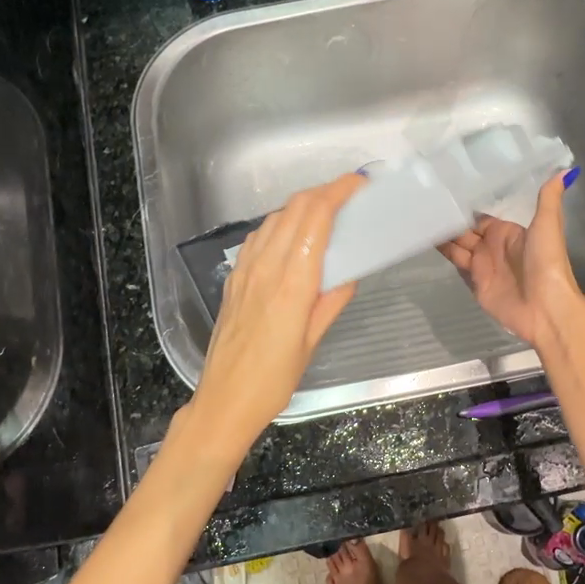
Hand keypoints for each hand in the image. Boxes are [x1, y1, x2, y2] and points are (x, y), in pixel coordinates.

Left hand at [178, 174, 364, 459]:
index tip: (359, 184)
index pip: (316, 218)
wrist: (225, 399)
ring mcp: (245, 270)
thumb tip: (349, 271)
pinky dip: (281, 224)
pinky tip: (292, 237)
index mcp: (292, 282)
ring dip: (302, 206)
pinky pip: (259, 237)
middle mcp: (266, 267)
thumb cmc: (275, 379)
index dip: (338, 192)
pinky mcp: (234, 279)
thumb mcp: (312, 342)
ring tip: (326, 212)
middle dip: (324, 192)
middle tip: (349, 194)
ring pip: (275, 218)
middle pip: (295, 209)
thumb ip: (331, 300)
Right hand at [438, 172, 584, 348]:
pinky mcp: (475, 283)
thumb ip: (548, 198)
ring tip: (420, 218)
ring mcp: (483, 266)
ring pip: (458, 246)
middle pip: (465, 230)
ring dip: (442, 234)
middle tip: (425, 203)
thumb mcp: (548, 225)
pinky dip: (443, 254)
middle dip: (449, 220)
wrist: (546, 307)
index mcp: (508, 232)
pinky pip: (457, 265)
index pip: (481, 217)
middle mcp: (493, 247)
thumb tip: (567, 169)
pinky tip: (426, 239)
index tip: (445, 191)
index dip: (464, 207)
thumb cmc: (547, 263)